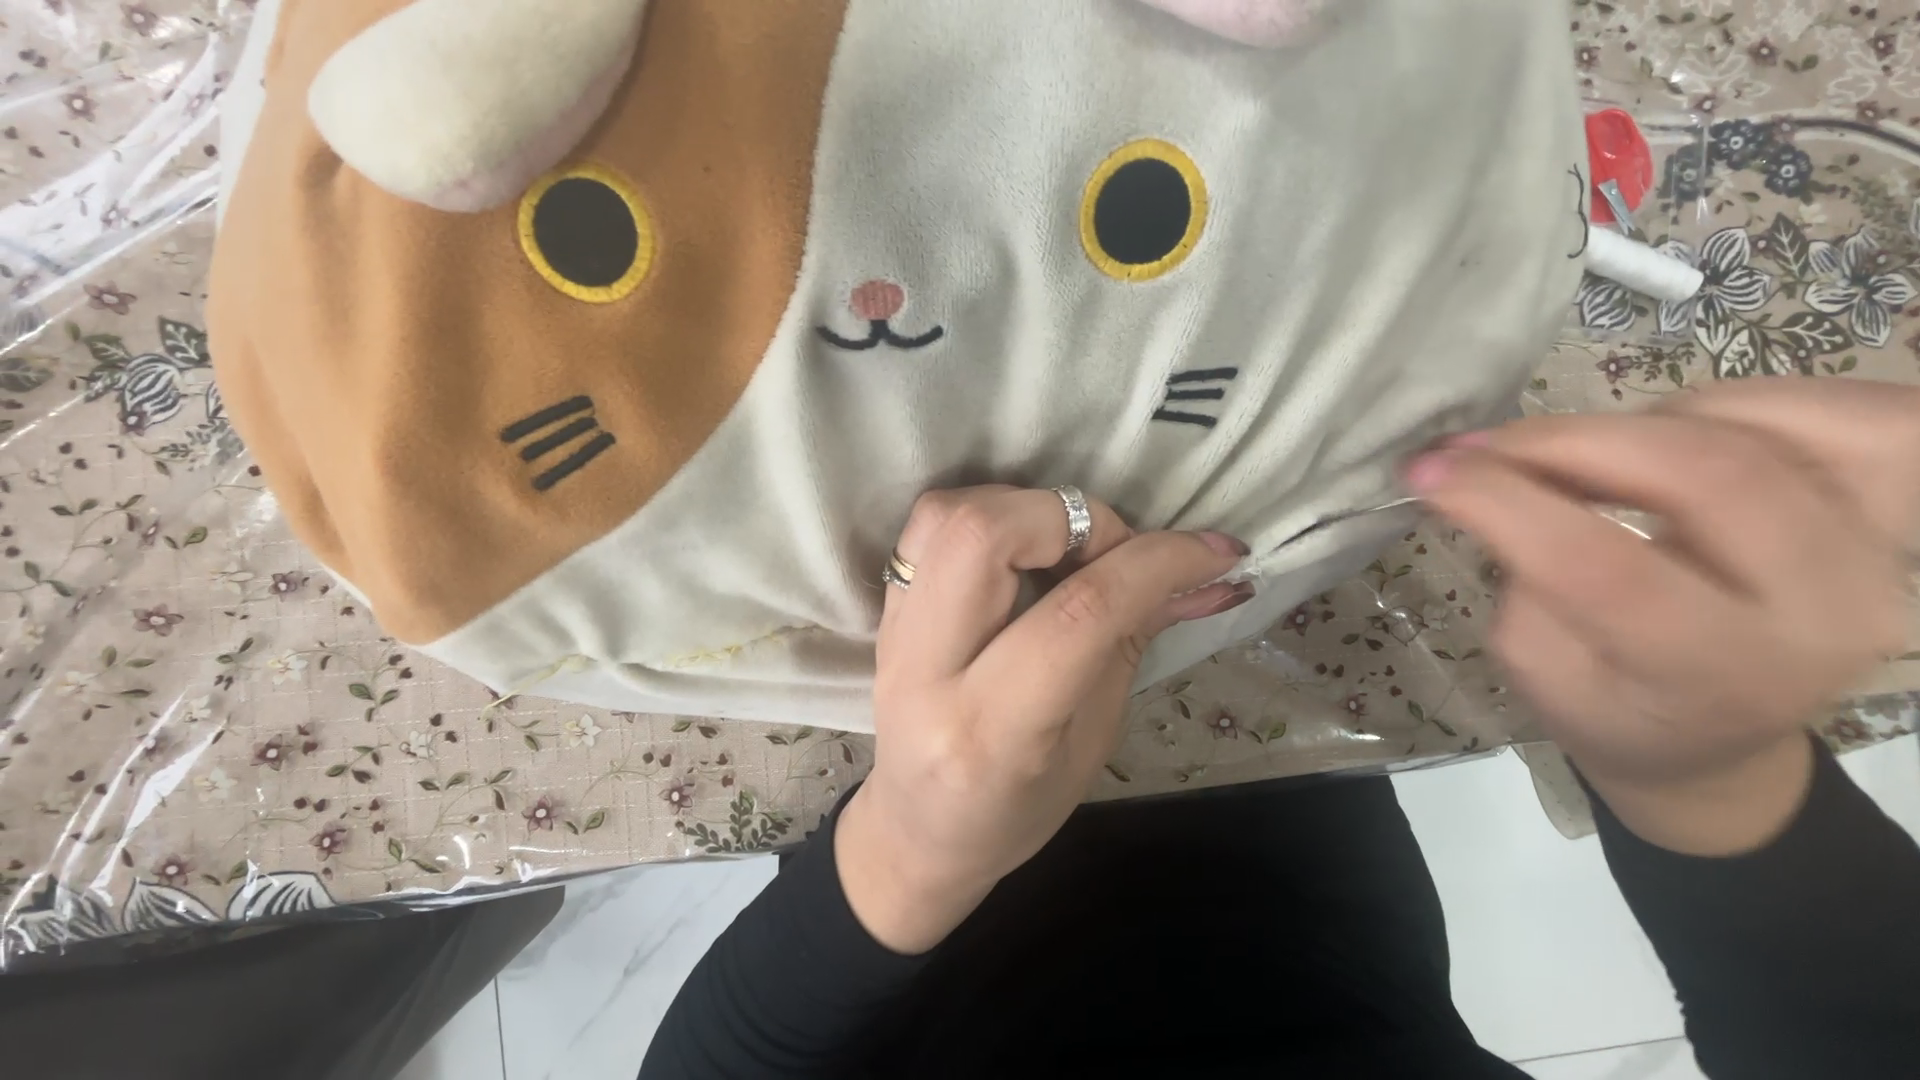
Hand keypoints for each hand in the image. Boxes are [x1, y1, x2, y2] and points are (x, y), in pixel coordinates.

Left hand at [835, 485, 1251, 952]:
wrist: (917, 833)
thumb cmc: (1015, 811)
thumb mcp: (1092, 740)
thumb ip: (1133, 641)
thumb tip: (1208, 574)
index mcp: (991, 730)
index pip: (1079, 613)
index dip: (1158, 564)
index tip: (1216, 552)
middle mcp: (927, 672)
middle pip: (986, 535)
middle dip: (1073, 518)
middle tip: (1116, 552)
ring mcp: (894, 634)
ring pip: (948, 516)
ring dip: (1026, 506)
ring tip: (1069, 546)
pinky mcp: (885, 611)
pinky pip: (927, 527)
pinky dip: (988, 511)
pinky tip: (1024, 546)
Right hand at [1408, 379, 1919, 854]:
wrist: (1712, 734)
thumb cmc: (1608, 709)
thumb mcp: (1536, 670)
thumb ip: (1523, 579)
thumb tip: (1490, 477)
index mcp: (1711, 674)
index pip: (1604, 568)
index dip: (1503, 503)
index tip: (1428, 470)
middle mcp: (1821, 612)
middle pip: (1704, 477)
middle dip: (1567, 441)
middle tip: (1486, 444)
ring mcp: (1876, 555)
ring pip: (1763, 432)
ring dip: (1641, 423)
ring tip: (1582, 454)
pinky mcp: (1899, 513)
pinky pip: (1854, 415)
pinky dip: (1742, 403)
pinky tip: (1677, 433)